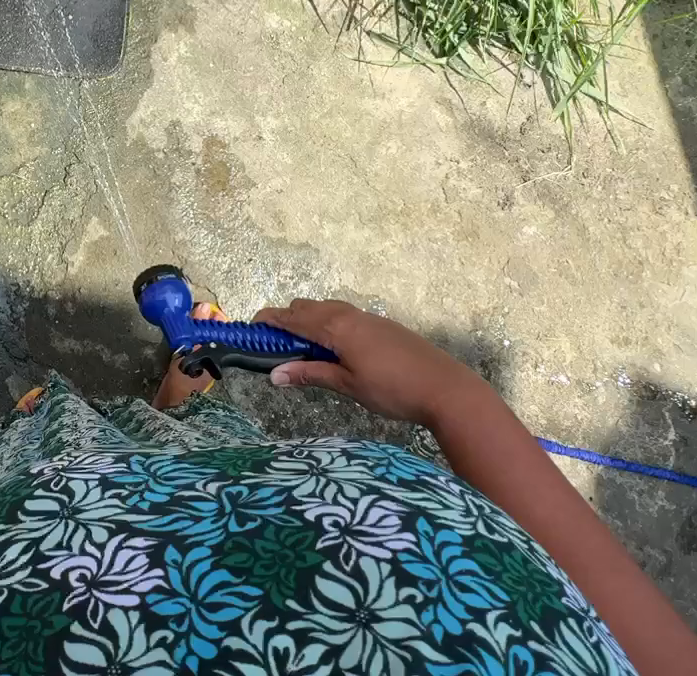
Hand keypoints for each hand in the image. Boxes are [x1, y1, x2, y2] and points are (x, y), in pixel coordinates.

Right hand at [255, 299, 486, 426]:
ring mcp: (366, 317)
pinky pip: (342, 314)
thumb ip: (310, 374)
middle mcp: (347, 314)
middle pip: (305, 306)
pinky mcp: (380, 325)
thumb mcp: (348, 385)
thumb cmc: (393, 389)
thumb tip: (273, 374)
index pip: (291, 317)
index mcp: (335, 326)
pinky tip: (333, 348)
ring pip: (325, 308)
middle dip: (285, 319)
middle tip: (275, 346)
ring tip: (302, 348)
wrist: (446, 388)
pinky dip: (326, 323)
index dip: (268, 321)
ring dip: (307, 321)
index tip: (250, 330)